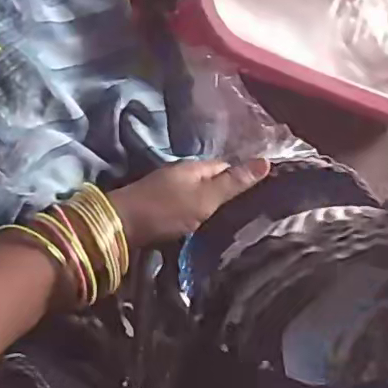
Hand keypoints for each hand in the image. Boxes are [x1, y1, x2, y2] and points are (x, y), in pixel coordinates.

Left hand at [108, 158, 270, 248]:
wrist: (120, 226)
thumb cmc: (165, 210)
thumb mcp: (205, 198)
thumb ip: (233, 183)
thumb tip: (267, 161)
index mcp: (194, 167)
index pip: (226, 166)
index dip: (244, 176)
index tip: (265, 192)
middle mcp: (180, 174)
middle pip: (211, 180)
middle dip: (229, 192)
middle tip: (252, 211)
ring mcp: (166, 190)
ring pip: (197, 194)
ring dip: (212, 205)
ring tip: (233, 221)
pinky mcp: (157, 207)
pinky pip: (185, 207)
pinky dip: (196, 214)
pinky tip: (204, 227)